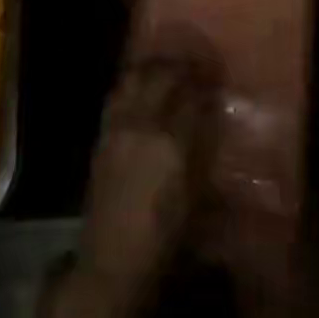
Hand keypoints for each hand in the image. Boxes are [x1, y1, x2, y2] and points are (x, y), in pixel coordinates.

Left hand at [77, 60, 202, 290]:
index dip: (206, 81)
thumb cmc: (165, 240)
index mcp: (172, 144)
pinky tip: (138, 84)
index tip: (216, 71)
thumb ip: (204, 158)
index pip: (192, 98)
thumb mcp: (198, 202)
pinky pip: (116, 97)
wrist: (113, 258)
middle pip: (160, 78)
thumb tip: (209, 125)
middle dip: (179, 64)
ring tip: (166, 63)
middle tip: (194, 59)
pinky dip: (130, 83)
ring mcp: (117, 128)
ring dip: (151, 67)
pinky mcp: (101, 136)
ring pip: (133, 80)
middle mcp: (142, 126)